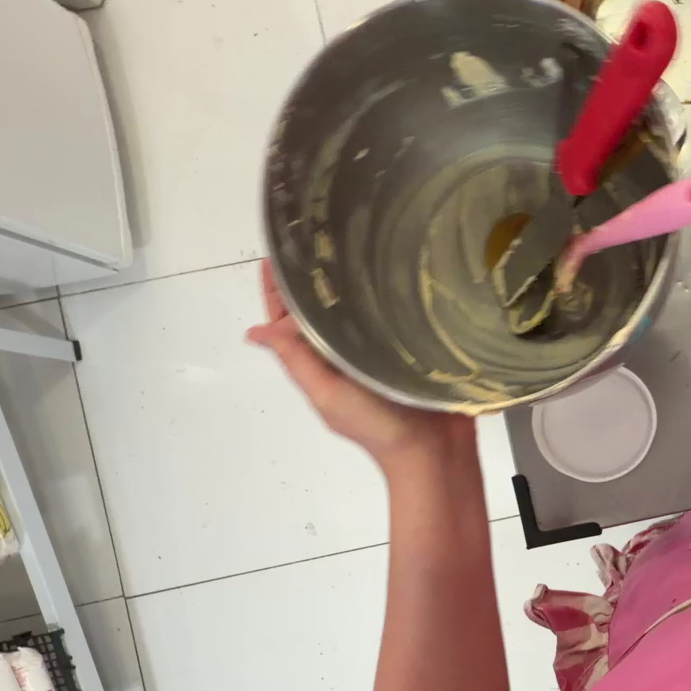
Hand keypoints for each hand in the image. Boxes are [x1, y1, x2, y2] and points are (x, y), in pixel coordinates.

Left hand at [246, 260, 470, 465]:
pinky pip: (397, 319)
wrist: (435, 452)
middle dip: (316, 280)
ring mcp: (384, 352)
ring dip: (355, 285)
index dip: (279, 292)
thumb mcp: (327, 394)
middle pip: (324, 312)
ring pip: (360, 312)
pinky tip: (396, 277)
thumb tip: (255, 332)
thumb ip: (296, 361)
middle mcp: (349, 354)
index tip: (276, 255)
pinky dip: (392, 299)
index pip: (290, 322)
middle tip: (318, 238)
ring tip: (354, 247)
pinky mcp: (416, 350)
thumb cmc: (378, 425)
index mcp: (322, 363)